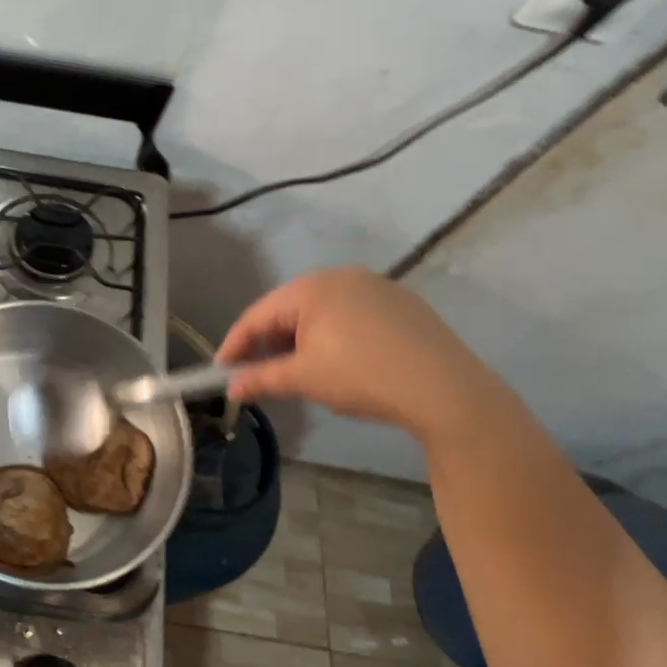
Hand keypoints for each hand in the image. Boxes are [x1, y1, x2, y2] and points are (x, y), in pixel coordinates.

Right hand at [216, 267, 512, 441]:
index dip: (235, 345)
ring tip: (296, 371)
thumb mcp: (303, 379)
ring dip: (299, 340)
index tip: (221, 372)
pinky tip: (337, 363)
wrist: (445, 390)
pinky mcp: (401, 304)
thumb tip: (230, 389)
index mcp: (312, 287)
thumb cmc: (362, 377)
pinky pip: (350, 315)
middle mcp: (342, 276)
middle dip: (268, 342)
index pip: (258, 314)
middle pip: (288, 309)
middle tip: (257, 373)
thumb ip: (260, 379)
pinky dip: (331, 336)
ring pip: (320, 312)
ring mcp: (376, 286)